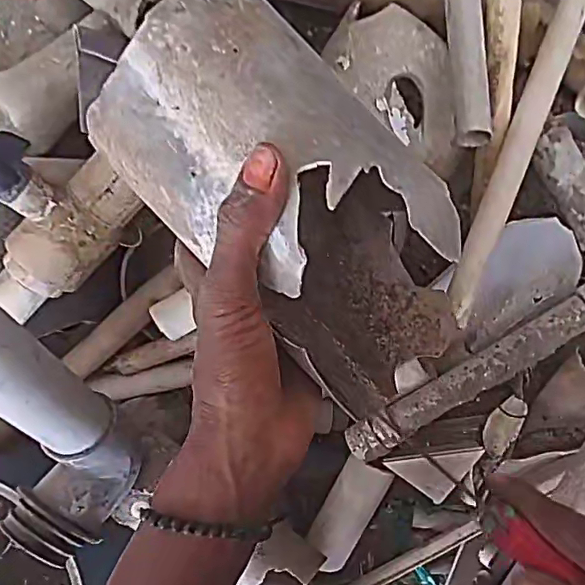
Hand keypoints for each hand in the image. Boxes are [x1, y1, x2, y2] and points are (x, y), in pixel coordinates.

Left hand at [156, 144, 319, 524]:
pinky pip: (334, 295)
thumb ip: (242, 236)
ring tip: (351, 194)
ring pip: (304, 261)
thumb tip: (262, 169)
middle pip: (270, 232)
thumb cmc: (228, 382)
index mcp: (214, 274)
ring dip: (324, 237)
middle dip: (291, 201)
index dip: (233, 178)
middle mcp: (249, 287)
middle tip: (320, 161)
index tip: (258, 140)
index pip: (218, 213)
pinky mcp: (315, 330)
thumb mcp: (227, 299)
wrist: (259, 443)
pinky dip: (349, 278)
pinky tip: (370, 256)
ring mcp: (284, 309)